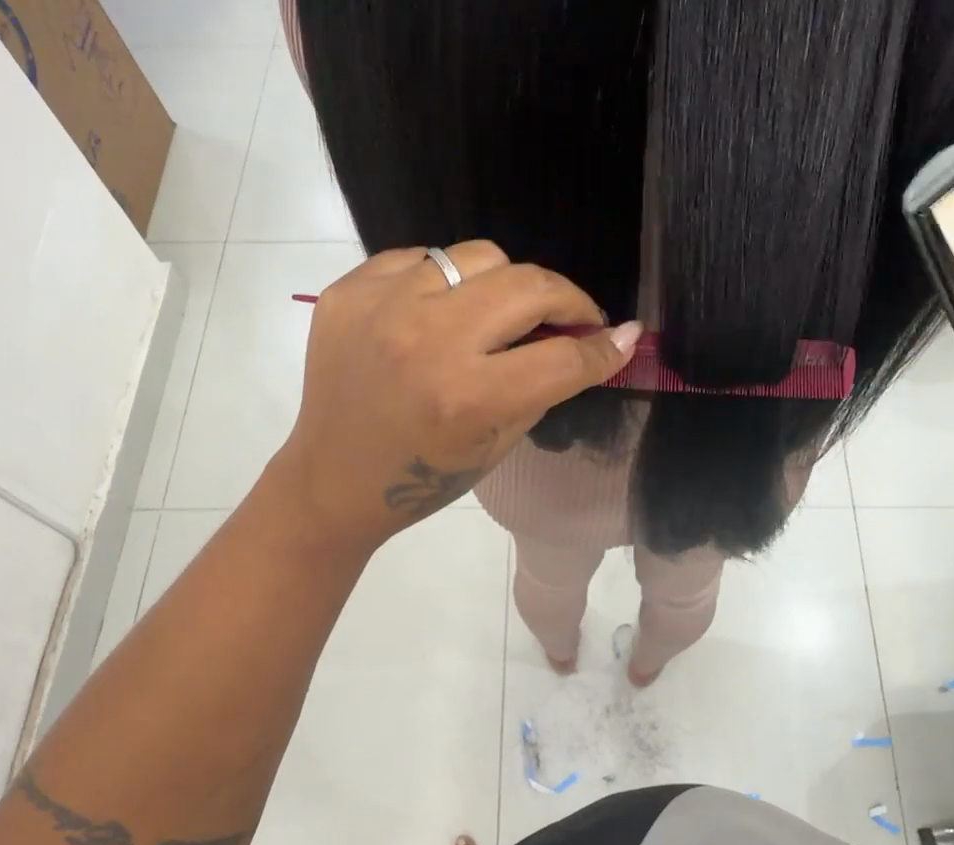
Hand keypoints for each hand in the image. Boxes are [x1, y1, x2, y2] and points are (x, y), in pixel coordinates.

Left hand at [272, 241, 639, 549]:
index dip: (604, 349)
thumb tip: (596, 342)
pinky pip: (423, 259)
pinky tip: (441, 315)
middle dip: (568, 301)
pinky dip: (447, 283)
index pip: (562, 358)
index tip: (620, 338)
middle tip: (573, 320)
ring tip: (499, 316)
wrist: (333, 479)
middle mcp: (427, 341)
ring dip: (506, 284)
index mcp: (467, 398)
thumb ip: (546, 386)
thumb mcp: (497, 446)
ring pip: (480, 255)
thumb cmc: (424, 479)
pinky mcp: (350, 290)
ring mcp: (383, 307)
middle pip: (529, 286)